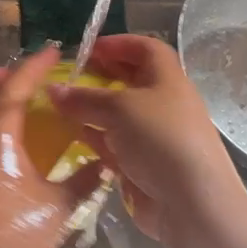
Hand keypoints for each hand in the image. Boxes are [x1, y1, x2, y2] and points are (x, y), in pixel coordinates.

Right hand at [47, 34, 242, 240]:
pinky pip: (117, 145)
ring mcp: (156, 137)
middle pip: (132, 81)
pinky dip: (98, 139)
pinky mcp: (146, 166)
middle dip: (101, 77)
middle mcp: (164, 103)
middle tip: (69, 79)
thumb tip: (53, 90)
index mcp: (168, 78)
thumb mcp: (120, 109)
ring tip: (62, 108)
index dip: (118, 44)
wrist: (192, 203)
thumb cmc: (160, 138)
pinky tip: (75, 139)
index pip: (146, 49)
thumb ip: (84, 99)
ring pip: (121, 115)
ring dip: (94, 110)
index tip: (88, 49)